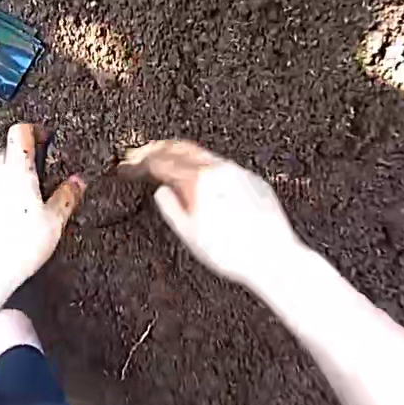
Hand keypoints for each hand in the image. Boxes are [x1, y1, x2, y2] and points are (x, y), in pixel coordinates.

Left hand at [0, 124, 85, 303]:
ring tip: (24, 207)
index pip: (21, 131)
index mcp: (15, 170)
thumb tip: (77, 182)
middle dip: (23, 162)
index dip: (35, 130)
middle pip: (7, 153)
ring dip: (8, 183)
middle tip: (40, 180)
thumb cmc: (15, 248)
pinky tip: (5, 224)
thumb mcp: (54, 222)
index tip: (44, 137)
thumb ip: (67, 196)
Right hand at [119, 140, 307, 287]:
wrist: (273, 257)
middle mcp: (220, 170)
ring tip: (170, 161)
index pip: (163, 162)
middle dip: (160, 147)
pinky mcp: (253, 180)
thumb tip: (161, 192)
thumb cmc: (233, 252)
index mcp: (200, 180)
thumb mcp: (191, 234)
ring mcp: (238, 173)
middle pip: (183, 148)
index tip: (130, 163)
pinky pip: (223, 166)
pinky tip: (202, 177)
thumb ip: (172, 208)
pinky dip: (205, 166)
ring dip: (183, 154)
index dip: (141, 161)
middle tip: (145, 151)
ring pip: (205, 155)